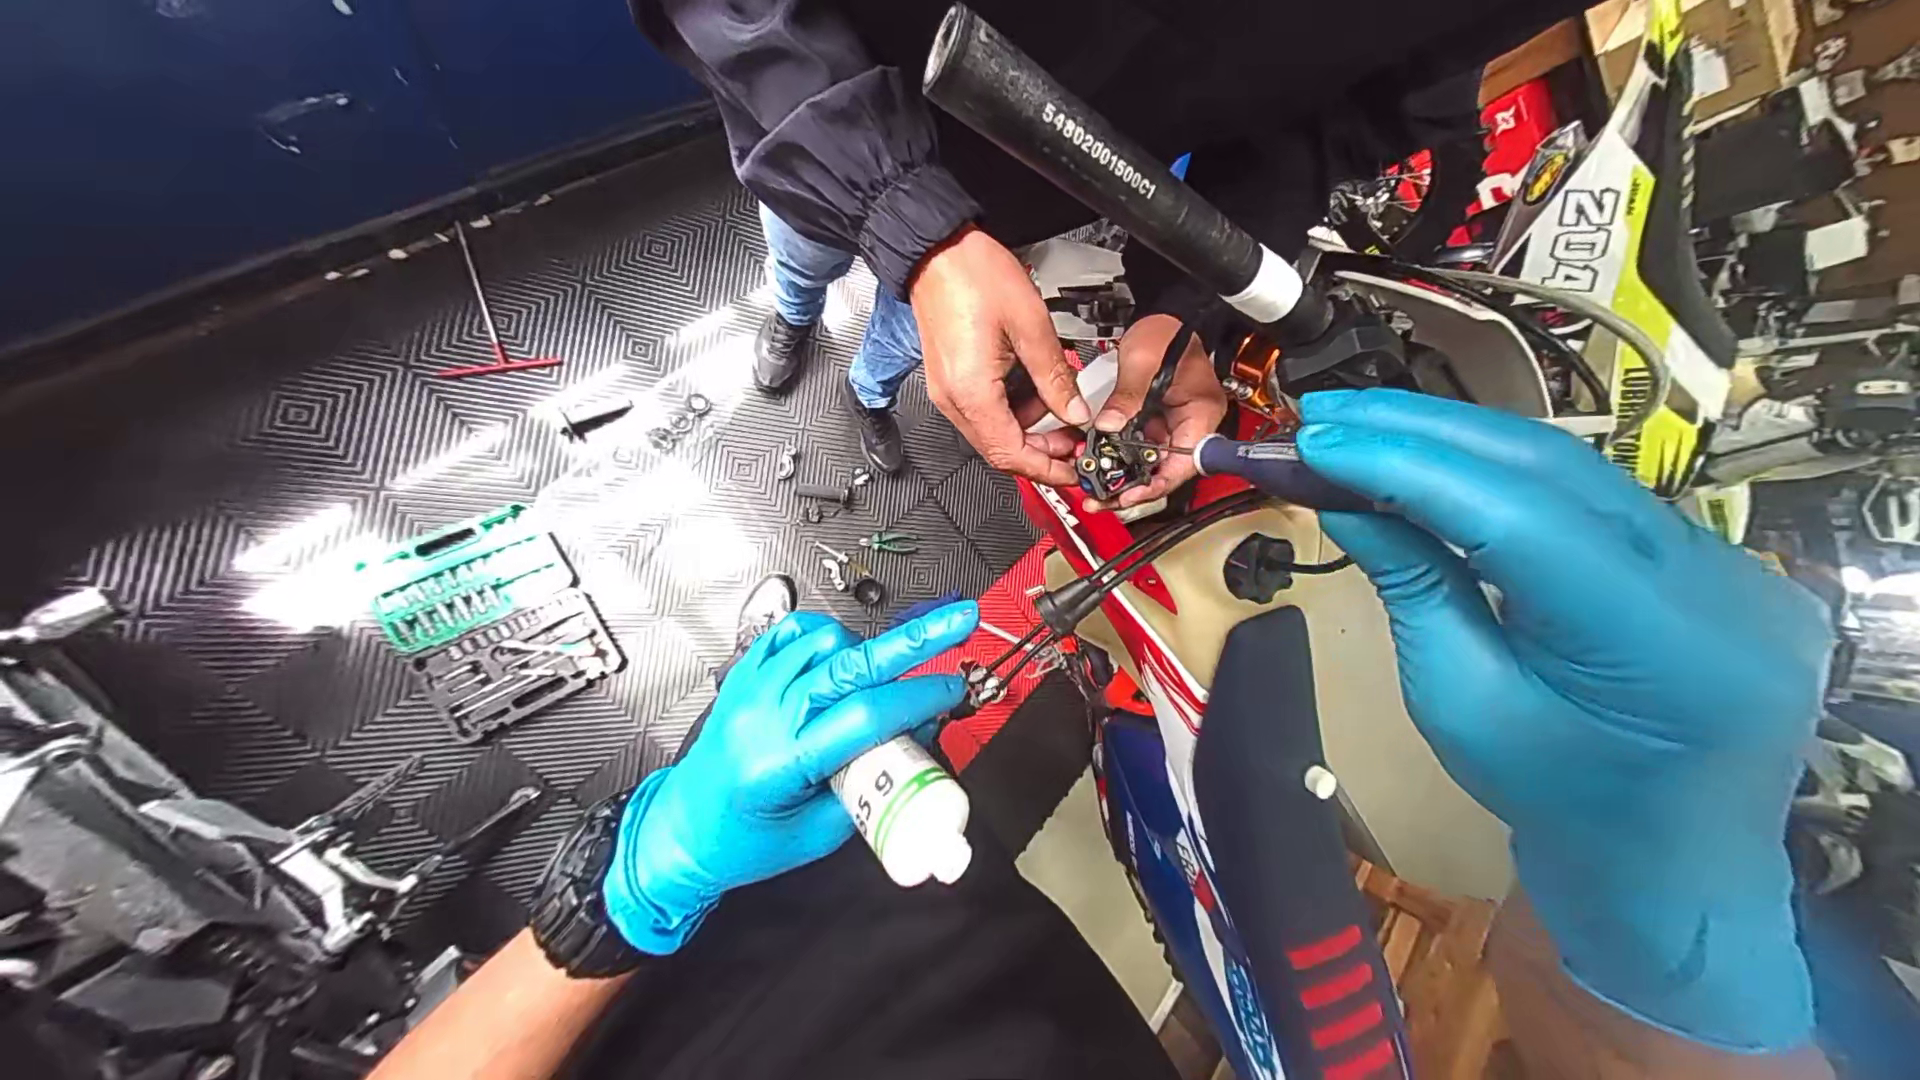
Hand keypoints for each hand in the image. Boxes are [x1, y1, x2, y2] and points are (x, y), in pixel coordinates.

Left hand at [601, 602, 978, 953]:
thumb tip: (916, 738)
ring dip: (868, 650)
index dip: (919, 698)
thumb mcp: (819, 832)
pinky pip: (794, 631)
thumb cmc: (744, 843)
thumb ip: (873, 784)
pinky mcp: (746, 673)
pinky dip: (827, 635)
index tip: (952, 689)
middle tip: (957, 620)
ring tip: (878, 676)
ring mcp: (752, 687)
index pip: (867, 715)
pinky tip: (839, 654)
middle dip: (916, 637)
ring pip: (827, 640)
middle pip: (854, 661)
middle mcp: (765, 714)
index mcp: (781, 762)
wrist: (681, 830)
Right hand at [913, 226, 1086, 484]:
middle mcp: (954, 401)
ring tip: (1061, 414)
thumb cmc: (972, 275)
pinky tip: (1036, 397)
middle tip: (1074, 443)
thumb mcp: (1030, 325)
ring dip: (1030, 433)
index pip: (1010, 454)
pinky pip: (985, 414)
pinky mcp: (952, 382)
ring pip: (994, 434)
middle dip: (1041, 454)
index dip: (1045, 470)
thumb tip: (1074, 411)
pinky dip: (1014, 415)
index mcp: (972, 393)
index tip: (1071, 473)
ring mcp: (949, 393)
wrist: (936, 251)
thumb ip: (1056, 377)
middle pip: (1000, 451)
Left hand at [1079, 314, 1227, 510]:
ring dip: (1119, 476)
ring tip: (1092, 487)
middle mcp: (1189, 426)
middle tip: (1098, 497)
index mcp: (1201, 416)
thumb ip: (1126, 397)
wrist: (1168, 315)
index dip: (1153, 486)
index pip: (1182, 467)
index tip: (1126, 496)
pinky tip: (1095, 462)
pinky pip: (1134, 448)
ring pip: (1145, 464)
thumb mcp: (1144, 361)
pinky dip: (1115, 457)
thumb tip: (1107, 426)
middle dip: (1128, 488)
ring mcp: (1170, 426)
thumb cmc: (1171, 331)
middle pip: (1160, 472)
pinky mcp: (1152, 422)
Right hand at [1296, 389, 1829, 1051]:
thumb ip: (1409, 587)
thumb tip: (1343, 505)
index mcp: (1655, 643)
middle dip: (1414, 430)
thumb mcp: (1454, 696)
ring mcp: (1712, 555)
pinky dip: (1476, 463)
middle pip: (1541, 465)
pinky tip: (1417, 454)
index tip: (1312, 445)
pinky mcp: (1687, 549)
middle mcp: (1709, 578)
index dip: (1403, 468)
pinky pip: (1569, 486)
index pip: (1513, 516)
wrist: (1663, 848)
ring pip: (1557, 461)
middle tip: (1316, 418)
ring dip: (1440, 435)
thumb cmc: (1548, 792)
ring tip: (1351, 423)